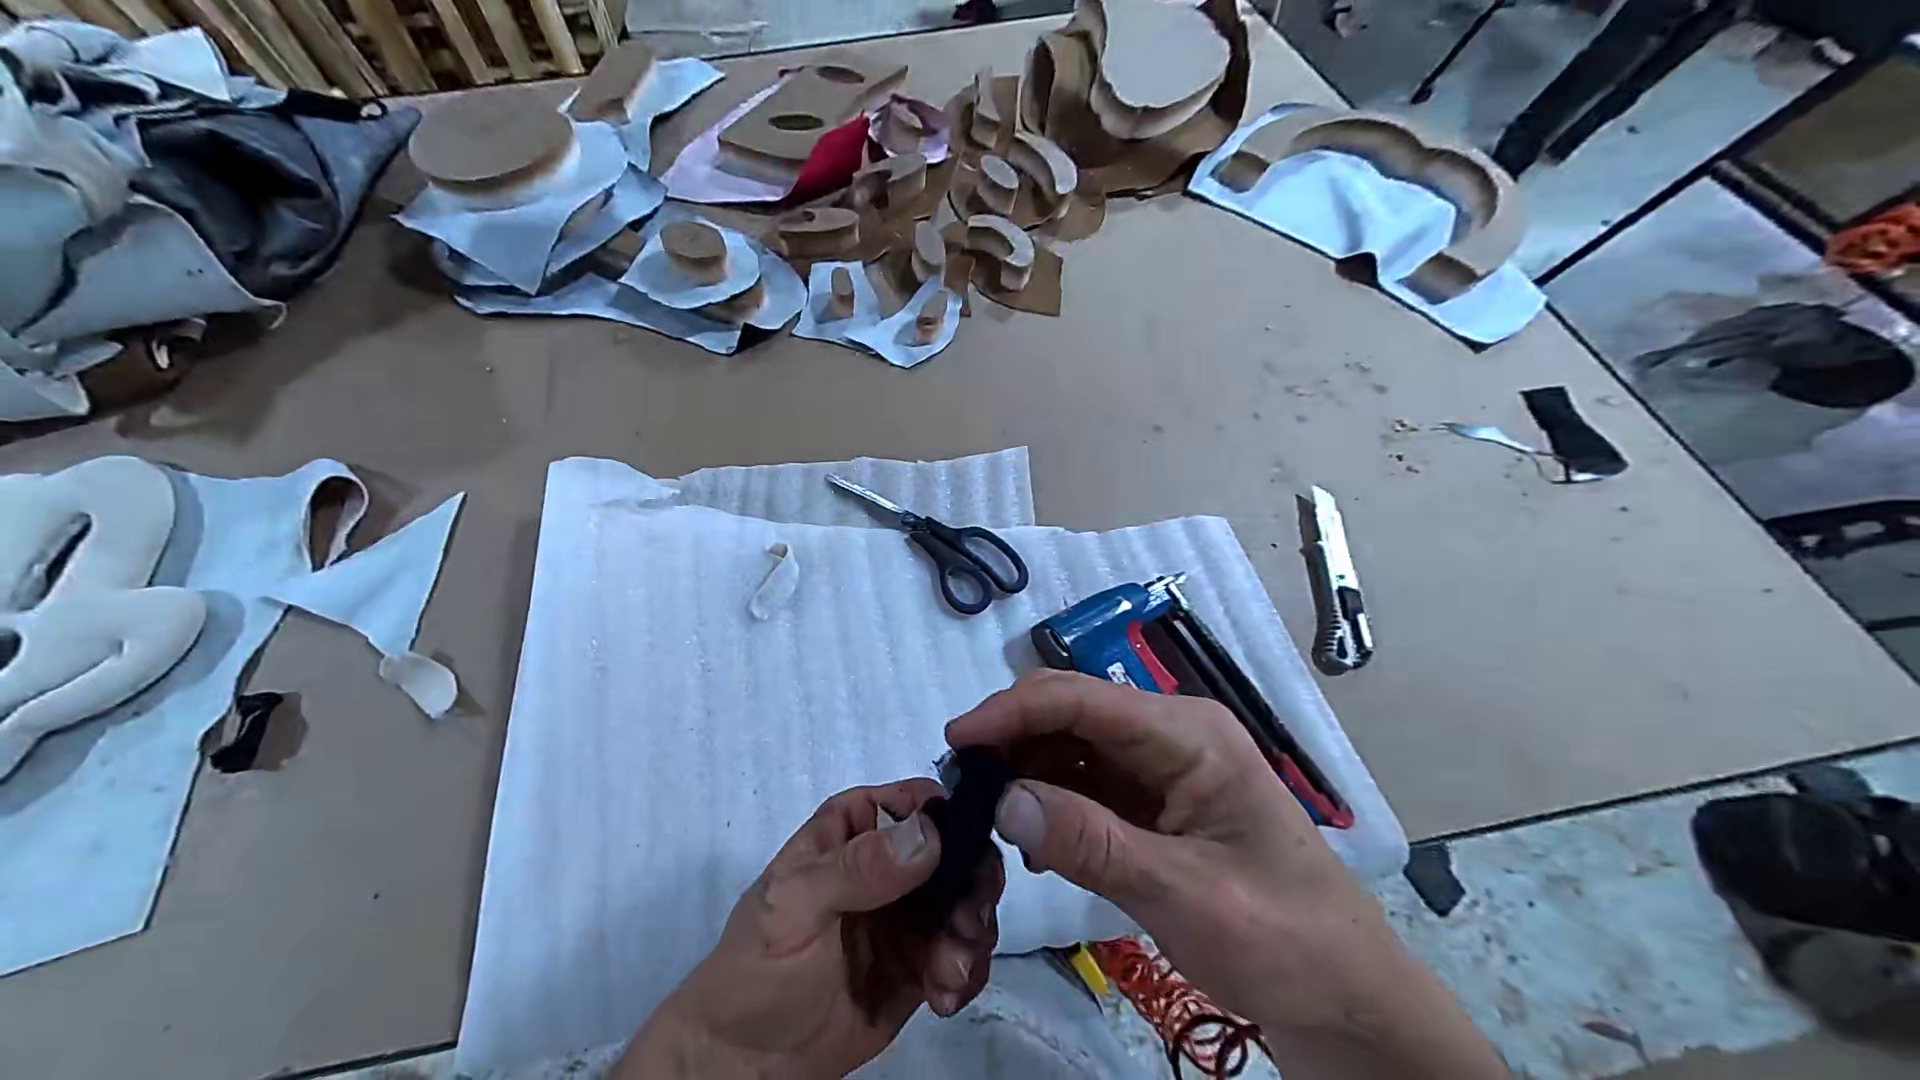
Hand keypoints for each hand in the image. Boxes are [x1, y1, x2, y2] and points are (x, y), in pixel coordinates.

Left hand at [619, 780, 1004, 1079]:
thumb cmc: (757, 966)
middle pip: (957, 850)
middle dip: (973, 886)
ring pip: (967, 901)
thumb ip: (857, 867)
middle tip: (967, 927)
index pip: (917, 800)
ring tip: (948, 975)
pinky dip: (966, 971)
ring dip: (971, 935)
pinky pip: (964, 951)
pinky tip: (942, 996)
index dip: (952, 817)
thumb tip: (928, 834)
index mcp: (855, 828)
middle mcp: (891, 861)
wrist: (746, 1062)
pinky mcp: (921, 962)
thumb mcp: (794, 905)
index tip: (969, 854)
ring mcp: (909, 913)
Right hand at [946, 671, 1505, 1079]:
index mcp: (1188, 732)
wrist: (1344, 995)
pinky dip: (1048, 800)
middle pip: (1071, 711)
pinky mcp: (1151, 798)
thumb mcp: (1186, 895)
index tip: (955, 739)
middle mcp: (1169, 732)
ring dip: (1025, 770)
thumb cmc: (1283, 939)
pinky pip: (1083, 781)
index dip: (1012, 709)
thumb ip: (1093, 843)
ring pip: (1070, 745)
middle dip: (1012, 737)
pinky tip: (1036, 840)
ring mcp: (1159, 764)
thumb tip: (1004, 800)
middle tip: (962, 785)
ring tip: (990, 817)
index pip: (1082, 698)